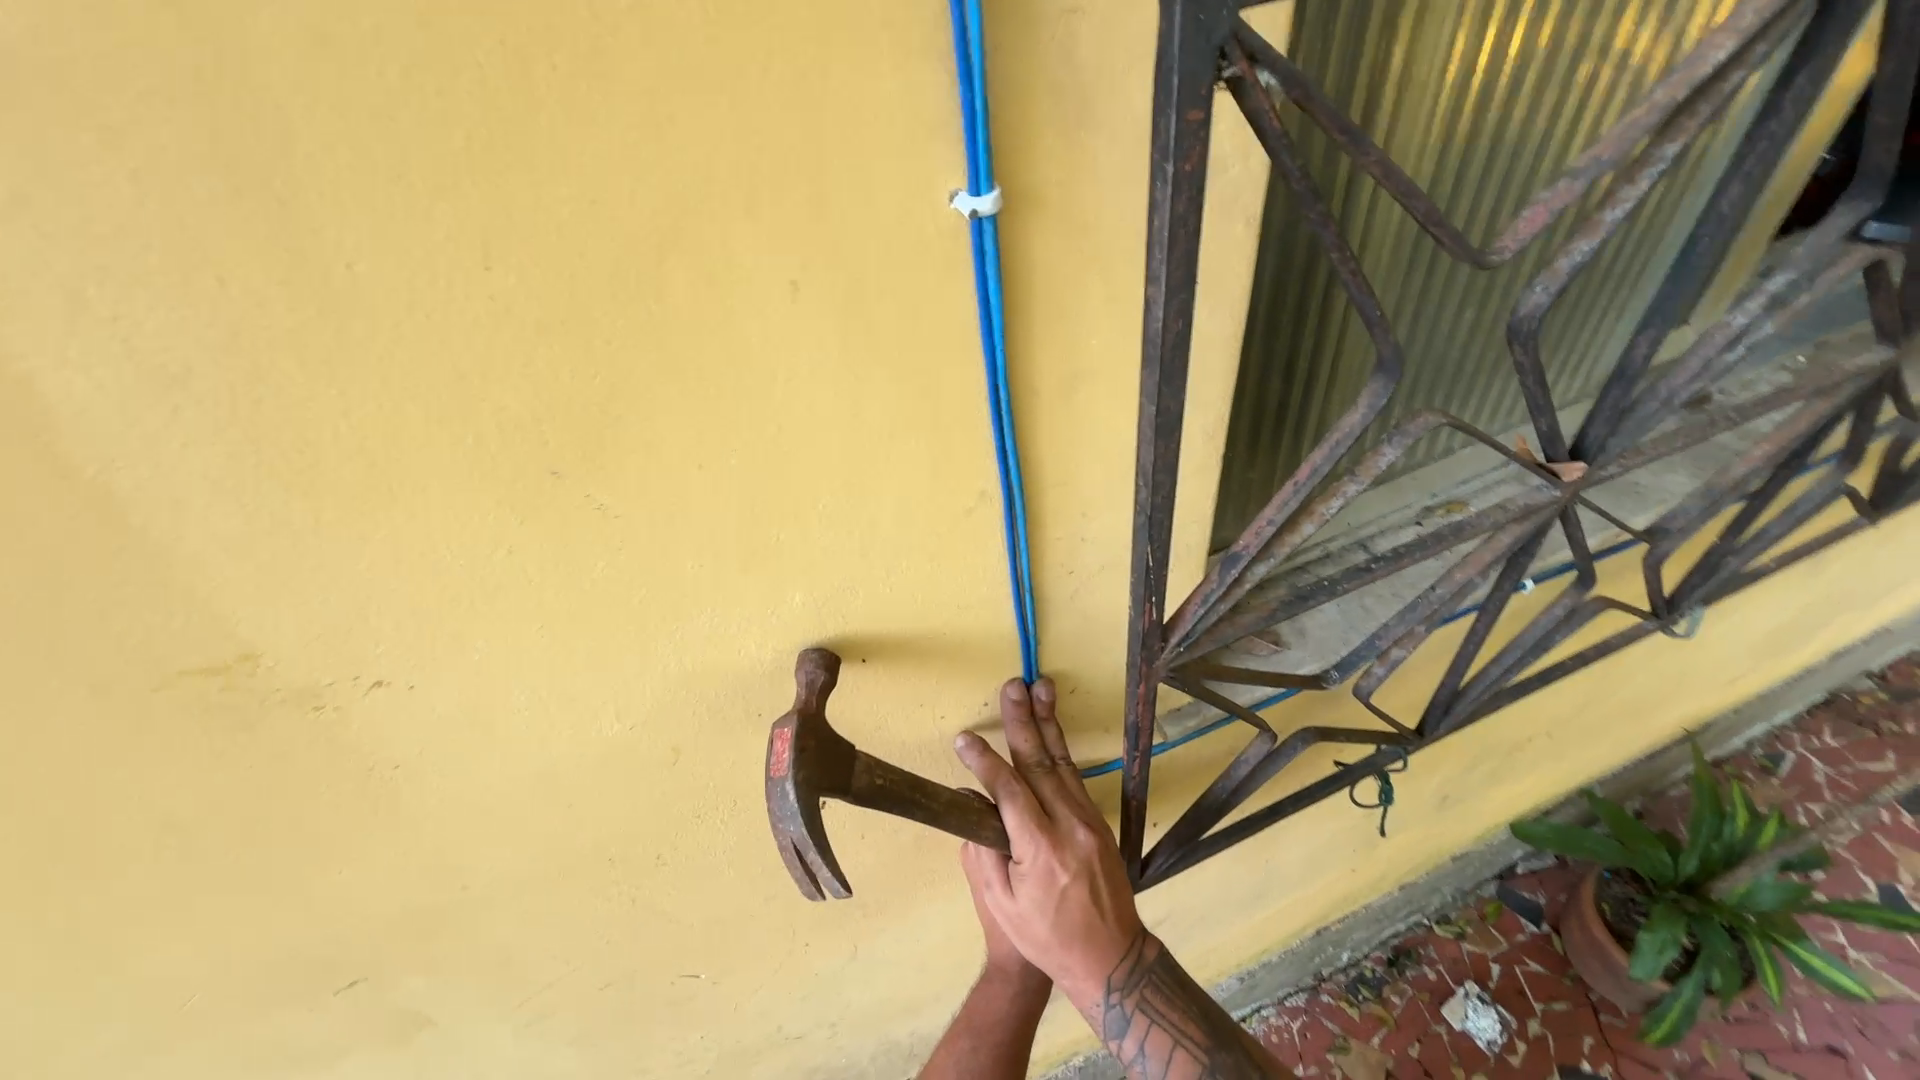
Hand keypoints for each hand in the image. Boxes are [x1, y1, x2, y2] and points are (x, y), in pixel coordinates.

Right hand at [953, 678, 1143, 1002]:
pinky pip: (1075, 777)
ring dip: (1047, 722)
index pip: (1009, 791)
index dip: (985, 762)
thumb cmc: (1047, 938)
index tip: (965, 738)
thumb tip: (971, 804)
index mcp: (1040, 848)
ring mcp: (1088, 820)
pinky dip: (1060, 749)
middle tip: (1012, 686)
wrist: (1110, 957)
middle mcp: (1068, 825)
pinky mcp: (1098, 822)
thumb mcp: (1003, 907)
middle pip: (1040, 763)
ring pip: (1063, 762)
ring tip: (1038, 687)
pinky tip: (1052, 729)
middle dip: (1023, 721)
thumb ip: (983, 854)